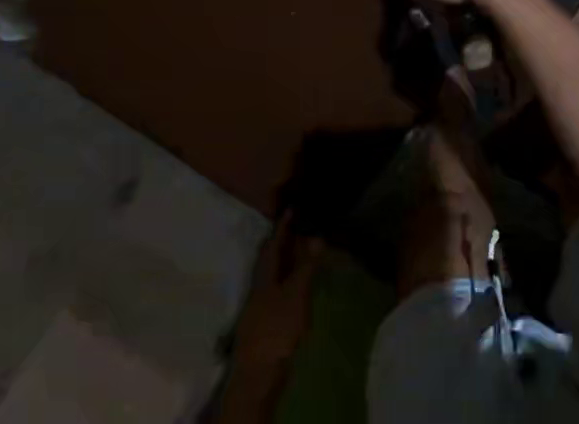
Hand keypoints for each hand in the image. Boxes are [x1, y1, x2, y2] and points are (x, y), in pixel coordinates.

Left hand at [228, 212, 323, 372]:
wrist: (261, 371)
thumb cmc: (277, 327)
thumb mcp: (296, 293)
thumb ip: (306, 265)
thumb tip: (316, 235)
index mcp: (265, 276)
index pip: (274, 244)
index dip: (283, 226)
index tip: (291, 208)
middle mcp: (262, 286)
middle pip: (273, 258)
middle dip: (286, 241)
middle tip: (302, 223)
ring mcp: (264, 304)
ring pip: (277, 274)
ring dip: (290, 260)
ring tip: (305, 246)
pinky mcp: (271, 319)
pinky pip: (282, 288)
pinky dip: (293, 278)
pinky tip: (302, 281)